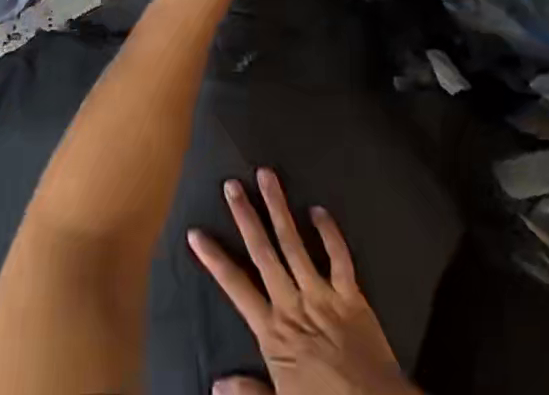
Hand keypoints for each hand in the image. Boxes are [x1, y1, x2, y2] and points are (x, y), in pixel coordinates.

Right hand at [188, 169, 415, 394]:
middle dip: (246, 217)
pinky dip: (330, 234)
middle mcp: (293, 304)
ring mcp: (323, 296)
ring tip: (267, 176)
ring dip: (279, 209)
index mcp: (273, 330)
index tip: (196, 233)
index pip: (235, 286)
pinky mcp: (352, 297)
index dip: (214, 259)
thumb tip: (215, 385)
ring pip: (295, 244)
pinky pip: (340, 259)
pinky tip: (318, 210)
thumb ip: (250, 392)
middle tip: (232, 185)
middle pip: (264, 252)